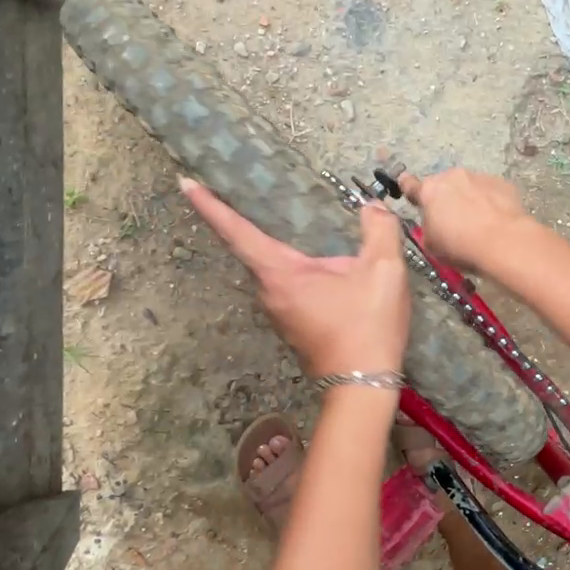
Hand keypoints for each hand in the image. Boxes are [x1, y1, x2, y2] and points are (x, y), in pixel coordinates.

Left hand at [182, 176, 410, 377]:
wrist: (364, 385)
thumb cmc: (367, 327)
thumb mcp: (384, 271)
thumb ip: (379, 230)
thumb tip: (372, 207)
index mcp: (280, 273)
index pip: (236, 231)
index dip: (210, 205)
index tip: (185, 183)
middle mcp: (269, 292)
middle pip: (252, 249)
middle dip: (245, 220)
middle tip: (239, 190)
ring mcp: (278, 313)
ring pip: (273, 270)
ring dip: (278, 249)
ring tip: (289, 223)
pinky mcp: (292, 326)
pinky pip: (288, 286)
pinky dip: (294, 269)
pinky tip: (318, 265)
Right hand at [397, 168, 536, 271]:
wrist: (504, 242)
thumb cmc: (461, 246)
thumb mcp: (432, 246)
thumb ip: (428, 229)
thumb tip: (434, 225)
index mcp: (430, 191)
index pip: (411, 185)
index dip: (409, 189)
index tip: (408, 188)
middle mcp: (453, 177)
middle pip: (444, 186)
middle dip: (446, 200)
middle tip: (454, 222)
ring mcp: (480, 177)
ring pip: (469, 187)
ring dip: (470, 200)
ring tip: (480, 223)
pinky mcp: (502, 183)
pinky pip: (491, 192)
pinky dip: (491, 202)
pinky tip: (496, 220)